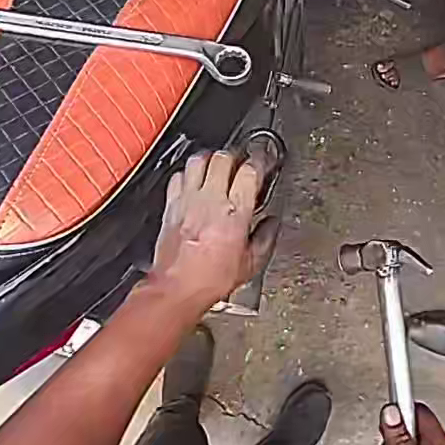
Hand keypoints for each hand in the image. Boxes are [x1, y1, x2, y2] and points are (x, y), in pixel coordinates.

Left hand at [146, 150, 277, 309]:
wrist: (177, 288)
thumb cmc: (210, 279)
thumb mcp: (251, 263)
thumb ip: (266, 238)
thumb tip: (272, 223)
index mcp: (235, 212)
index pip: (250, 171)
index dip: (260, 161)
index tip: (264, 163)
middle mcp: (210, 200)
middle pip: (224, 158)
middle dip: (236, 156)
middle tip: (242, 163)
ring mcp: (188, 200)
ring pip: (199, 160)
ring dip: (211, 159)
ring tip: (218, 166)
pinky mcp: (171, 205)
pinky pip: (178, 176)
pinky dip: (188, 173)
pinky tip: (195, 182)